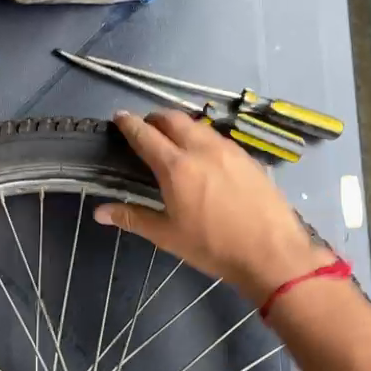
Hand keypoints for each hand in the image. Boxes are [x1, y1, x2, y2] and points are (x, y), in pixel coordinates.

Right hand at [95, 110, 337, 301]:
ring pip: (197, 124)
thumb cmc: (213, 247)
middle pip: (172, 118)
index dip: (128, 124)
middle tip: (144, 129)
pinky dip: (200, 136)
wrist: (272, 253)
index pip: (145, 134)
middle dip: (154, 118)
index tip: (118, 118)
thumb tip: (99, 212)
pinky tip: (202, 155)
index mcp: (176, 167)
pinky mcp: (247, 157)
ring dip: (179, 125)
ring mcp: (228, 149)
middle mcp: (201, 149)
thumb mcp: (167, 236)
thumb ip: (133, 218)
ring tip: (172, 140)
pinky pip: (216, 136)